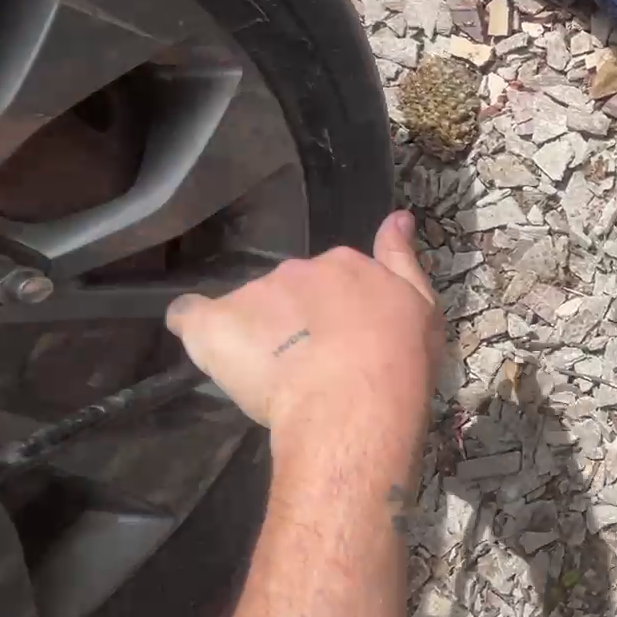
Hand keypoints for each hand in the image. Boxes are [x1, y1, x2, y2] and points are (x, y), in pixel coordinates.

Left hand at [164, 211, 440, 433]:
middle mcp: (298, 268)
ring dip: (261, 330)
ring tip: (282, 373)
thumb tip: (397, 216)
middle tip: (318, 358)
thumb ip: (402, 259)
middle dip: (299, 316)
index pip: (335, 275)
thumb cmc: (401, 357)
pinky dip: (203, 333)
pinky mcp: (213, 322)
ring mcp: (253, 293)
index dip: (340, 306)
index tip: (349, 334)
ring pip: (251, 307)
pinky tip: (222, 355)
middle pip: (291, 288)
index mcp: (347, 263)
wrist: (355, 400)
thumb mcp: (422, 307)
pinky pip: (193, 318)